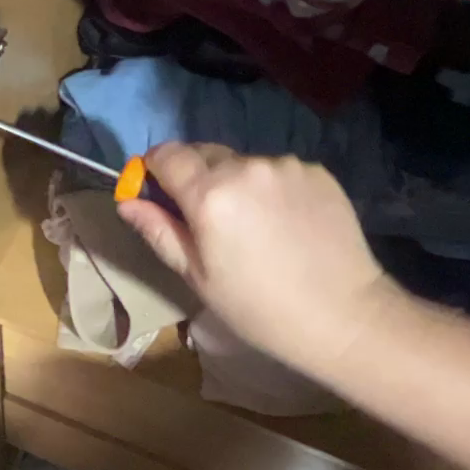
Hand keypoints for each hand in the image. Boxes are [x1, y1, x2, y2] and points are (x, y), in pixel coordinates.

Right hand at [117, 142, 399, 376]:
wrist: (342, 316)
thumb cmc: (258, 308)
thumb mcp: (198, 277)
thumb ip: (160, 231)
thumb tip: (126, 201)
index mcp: (210, 194)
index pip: (166, 155)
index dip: (154, 170)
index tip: (157, 193)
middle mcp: (247, 167)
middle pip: (203, 153)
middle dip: (194, 178)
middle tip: (206, 221)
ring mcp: (286, 165)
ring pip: (242, 163)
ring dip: (235, 183)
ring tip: (253, 227)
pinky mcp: (317, 170)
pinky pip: (276, 171)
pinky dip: (269, 189)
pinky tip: (284, 225)